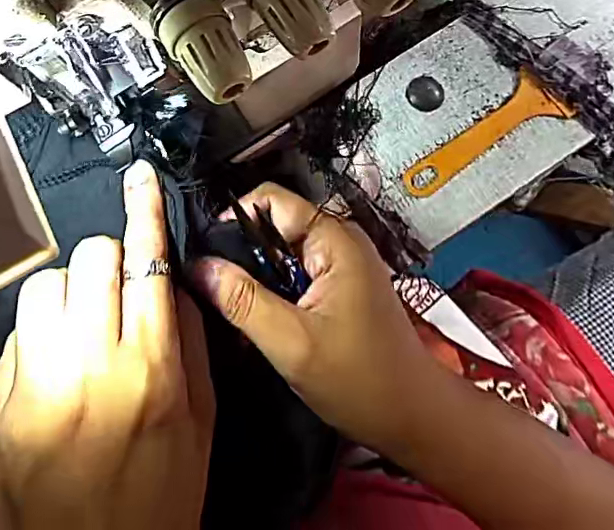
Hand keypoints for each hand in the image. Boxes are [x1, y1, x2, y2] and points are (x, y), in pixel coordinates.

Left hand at [0, 160, 214, 528]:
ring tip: (84, 329)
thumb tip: (167, 280)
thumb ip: (187, 337)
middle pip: (91, 259)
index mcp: (149, 370)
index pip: (147, 262)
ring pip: (44, 286)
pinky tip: (57, 370)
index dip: (144, 209)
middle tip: (120, 292)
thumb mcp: (199, 419)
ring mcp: (32, 389)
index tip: (139, 175)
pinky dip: (42, 335)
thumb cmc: (158, 501)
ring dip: (70, 295)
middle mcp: (87, 370)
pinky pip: (17, 335)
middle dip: (110, 263)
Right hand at [190, 183, 442, 453]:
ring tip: (238, 309)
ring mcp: (344, 258)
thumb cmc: (362, 380)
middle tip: (220, 290)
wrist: (413, 414)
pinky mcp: (343, 280)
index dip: (235, 217)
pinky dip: (278, 289)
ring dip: (260, 276)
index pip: (272, 199)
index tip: (208, 252)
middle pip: (276, 224)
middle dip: (245, 253)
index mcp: (335, 237)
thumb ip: (244, 301)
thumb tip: (201, 268)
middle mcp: (341, 237)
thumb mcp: (292, 343)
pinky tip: (266, 319)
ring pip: (284, 250)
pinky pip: (298, 269)